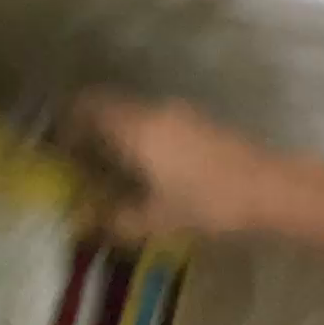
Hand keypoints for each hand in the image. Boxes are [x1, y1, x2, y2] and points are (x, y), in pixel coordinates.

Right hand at [68, 93, 283, 240]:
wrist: (269, 187)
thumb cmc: (208, 201)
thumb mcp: (155, 219)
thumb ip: (117, 217)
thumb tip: (87, 218)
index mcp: (140, 127)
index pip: (93, 104)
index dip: (69, 116)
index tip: (54, 137)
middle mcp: (158, 109)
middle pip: (113, 107)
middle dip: (91, 127)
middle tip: (75, 157)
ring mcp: (183, 112)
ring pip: (136, 114)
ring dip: (117, 133)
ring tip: (106, 167)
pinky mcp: (200, 121)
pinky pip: (157, 121)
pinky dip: (140, 136)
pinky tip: (144, 166)